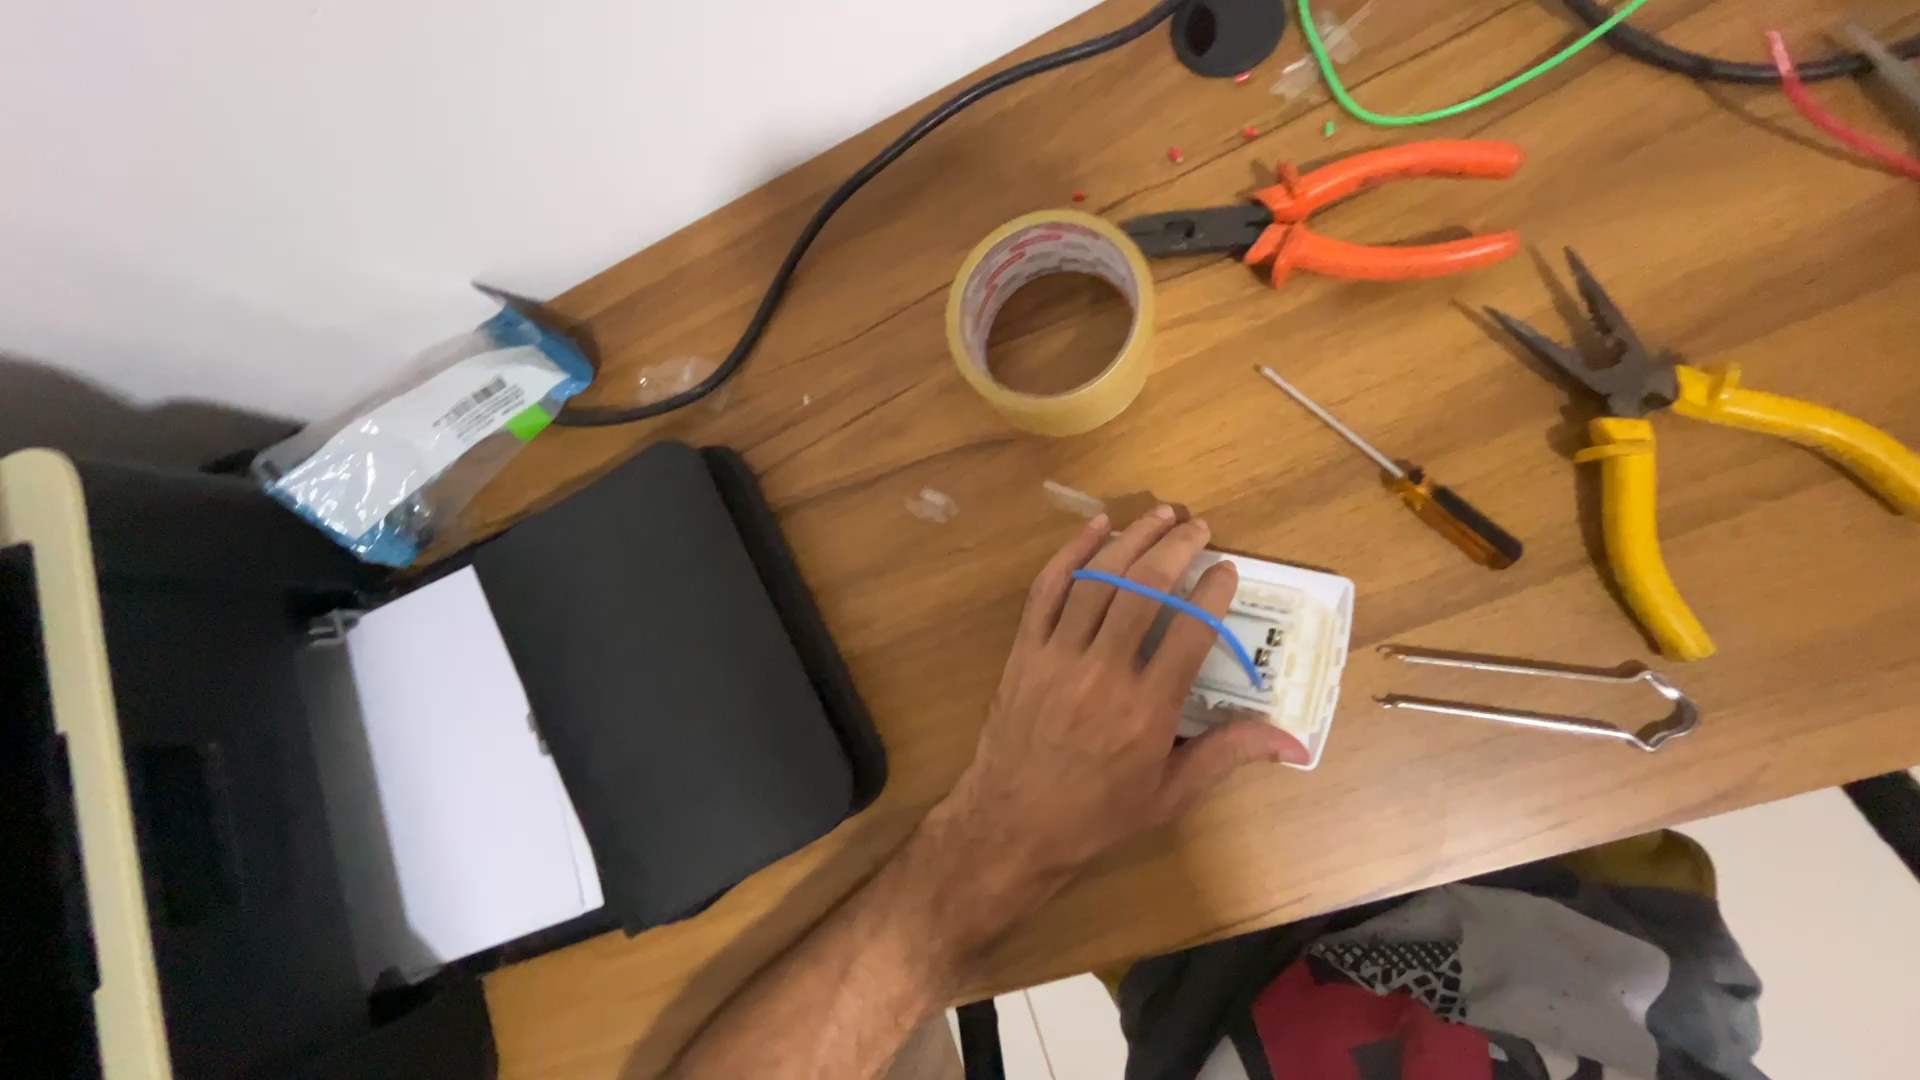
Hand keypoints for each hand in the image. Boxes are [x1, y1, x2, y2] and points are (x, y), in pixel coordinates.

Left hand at [916, 507, 1308, 962]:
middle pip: (1144, 590)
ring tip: (1159, 514)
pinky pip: (1047, 591)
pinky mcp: (1025, 650)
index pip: (1189, 631)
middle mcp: (1103, 672)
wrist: (1012, 823)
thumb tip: (1294, 740)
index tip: (1227, 568)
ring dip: (1131, 540)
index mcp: (1147, 710)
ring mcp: (1058, 656)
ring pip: (1098, 581)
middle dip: (1175, 548)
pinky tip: (1096, 527)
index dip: (1213, 592)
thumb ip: (1228, 755)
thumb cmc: (1097, 815)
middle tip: (1198, 525)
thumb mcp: (1169, 795)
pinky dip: (1071, 553)